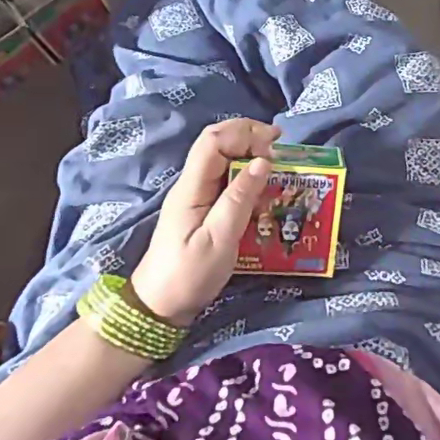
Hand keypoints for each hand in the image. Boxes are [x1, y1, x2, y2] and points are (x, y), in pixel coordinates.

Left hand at [130, 118, 279, 322]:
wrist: (159, 305)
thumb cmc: (189, 275)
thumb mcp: (219, 239)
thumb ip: (240, 199)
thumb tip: (263, 162)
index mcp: (192, 187)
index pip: (214, 141)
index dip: (245, 134)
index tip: (274, 146)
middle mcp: (192, 184)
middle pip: (216, 142)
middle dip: (248, 135)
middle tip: (279, 145)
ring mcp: (196, 195)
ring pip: (221, 159)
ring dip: (248, 153)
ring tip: (277, 162)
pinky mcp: (202, 209)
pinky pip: (225, 179)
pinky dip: (246, 174)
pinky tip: (263, 187)